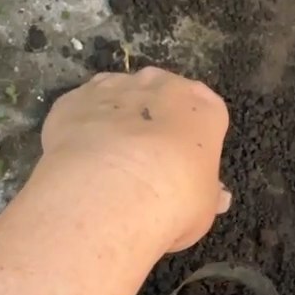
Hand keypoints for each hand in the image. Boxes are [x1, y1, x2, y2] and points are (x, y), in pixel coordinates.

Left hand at [38, 68, 230, 252]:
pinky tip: (82, 162)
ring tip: (111, 167)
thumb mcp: (204, 210)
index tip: (186, 170)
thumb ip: (209, 195)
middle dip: (155, 125)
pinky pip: (83, 112)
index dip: (195, 144)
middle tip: (148, 168)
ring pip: (119, 99)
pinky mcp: (74, 99)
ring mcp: (114, 87)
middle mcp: (160, 84)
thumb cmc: (174, 202)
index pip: (206, 115)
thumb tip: (219, 196)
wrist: (112, 193)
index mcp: (202, 107)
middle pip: (161, 99)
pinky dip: (83, 130)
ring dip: (117, 123)